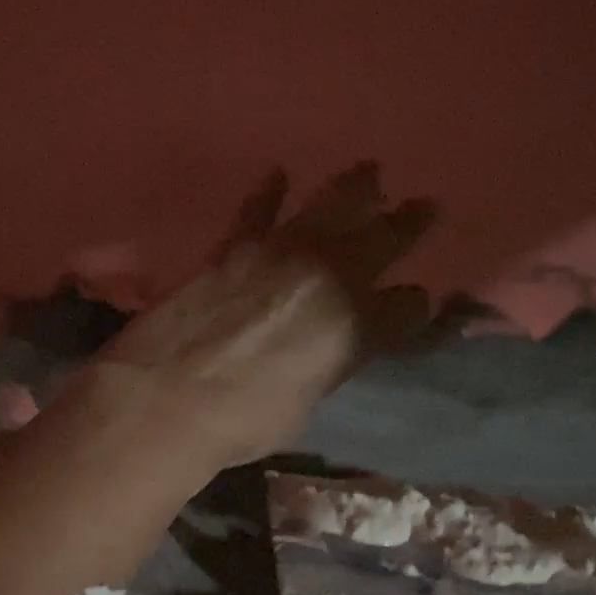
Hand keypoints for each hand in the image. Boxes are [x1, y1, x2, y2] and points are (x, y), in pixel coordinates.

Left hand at [97, 163, 435, 466]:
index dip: (415, 307)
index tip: (418, 303)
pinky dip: (270, 192)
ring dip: (357, 186)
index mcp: (360, 327)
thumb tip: (317, 355)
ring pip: (333, 204)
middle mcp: (333, 277)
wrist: (169, 397)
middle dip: (408, 224)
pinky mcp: (237, 244)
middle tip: (426, 207)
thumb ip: (321, 368)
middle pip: (384, 240)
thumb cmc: (244, 422)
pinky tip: (279, 175)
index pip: (407, 307)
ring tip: (371, 172)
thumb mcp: (303, 403)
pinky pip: (259, 209)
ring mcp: (285, 252)